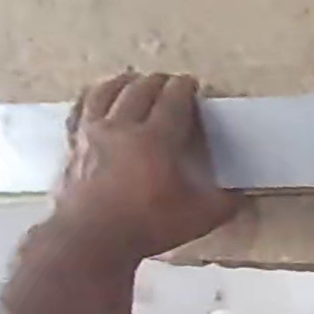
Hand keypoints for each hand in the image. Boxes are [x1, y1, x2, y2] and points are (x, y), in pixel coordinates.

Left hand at [51, 72, 239, 262]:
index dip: (184, 90)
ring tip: (130, 77)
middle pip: (137, 92)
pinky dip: (91, 99)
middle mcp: (121, 129)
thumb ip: (226, 201)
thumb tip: (240, 194)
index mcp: (156, 141)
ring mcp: (91, 134)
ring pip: (104, 94)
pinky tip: (95, 99)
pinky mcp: (73, 145)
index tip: (192, 82)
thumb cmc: (152, 224)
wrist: (93, 236)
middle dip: (155, 82)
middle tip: (168, 78)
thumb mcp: (204, 216)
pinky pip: (80, 111)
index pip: (172, 105)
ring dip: (120, 82)